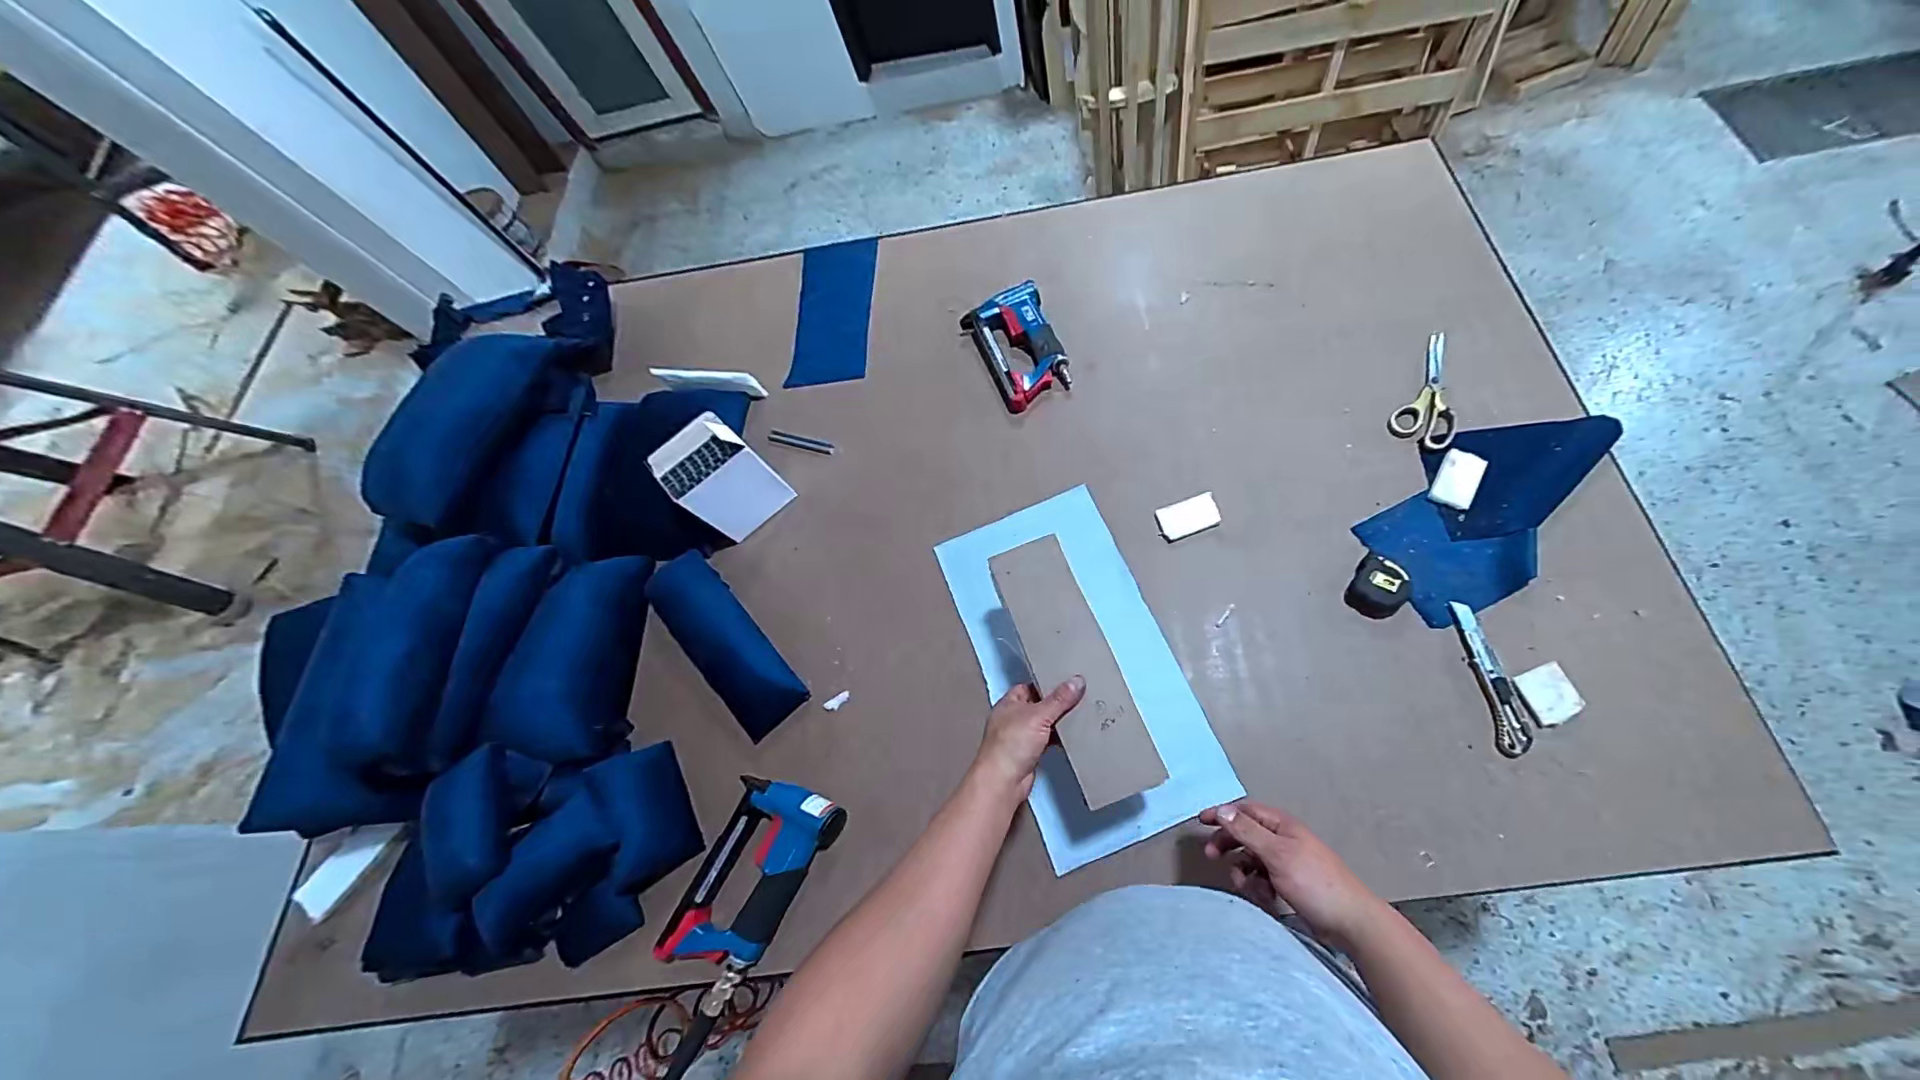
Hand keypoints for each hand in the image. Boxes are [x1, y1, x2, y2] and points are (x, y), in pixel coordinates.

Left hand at [971, 677, 1084, 799]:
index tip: (1066, 680)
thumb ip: (1059, 699)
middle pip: (1039, 705)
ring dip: (1058, 722)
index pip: (1029, 686)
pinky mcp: (1029, 753)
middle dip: (1056, 703)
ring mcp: (1020, 736)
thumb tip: (1076, 681)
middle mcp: (1013, 718)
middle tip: (1078, 697)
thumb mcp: (1038, 715)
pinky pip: (1047, 740)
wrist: (1004, 781)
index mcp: (1009, 703)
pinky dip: (1058, 738)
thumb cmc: (1011, 744)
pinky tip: (1071, 737)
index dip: (1046, 683)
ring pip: (1044, 724)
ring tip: (1079, 714)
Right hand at [1199, 800, 1389, 950]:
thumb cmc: (1315, 883)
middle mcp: (1282, 839)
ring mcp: (1287, 862)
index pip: (1244, 810)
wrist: (1352, 923)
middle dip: (1228, 844)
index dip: (1222, 814)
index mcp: (1281, 825)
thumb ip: (1246, 830)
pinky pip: (1262, 878)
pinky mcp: (1290, 883)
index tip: (1201, 822)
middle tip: (1213, 856)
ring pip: (1251, 858)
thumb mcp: (1276, 854)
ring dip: (1243, 870)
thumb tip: (1222, 809)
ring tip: (1247, 886)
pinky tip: (1265, 897)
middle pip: (1244, 833)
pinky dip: (1258, 885)